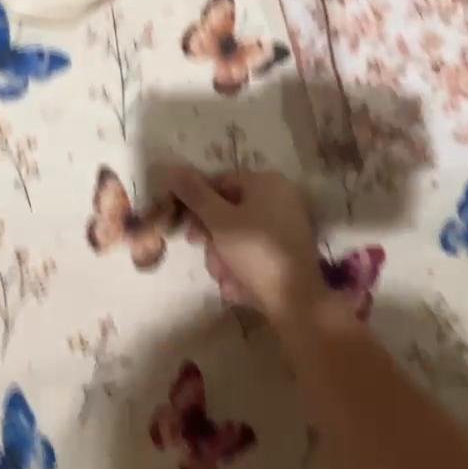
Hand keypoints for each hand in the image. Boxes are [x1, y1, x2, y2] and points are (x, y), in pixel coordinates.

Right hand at [165, 165, 327, 325]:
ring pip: (237, 235)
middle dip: (211, 236)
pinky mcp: (285, 253)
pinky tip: (237, 285)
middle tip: (200, 250)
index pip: (220, 182)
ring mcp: (285, 226)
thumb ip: (194, 194)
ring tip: (224, 276)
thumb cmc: (255, 251)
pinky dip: (241, 267)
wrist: (296, 301)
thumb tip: (171, 167)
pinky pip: (253, 252)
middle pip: (228, 210)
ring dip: (222, 257)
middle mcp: (279, 198)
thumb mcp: (219, 220)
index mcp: (266, 182)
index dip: (197, 203)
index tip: (185, 227)